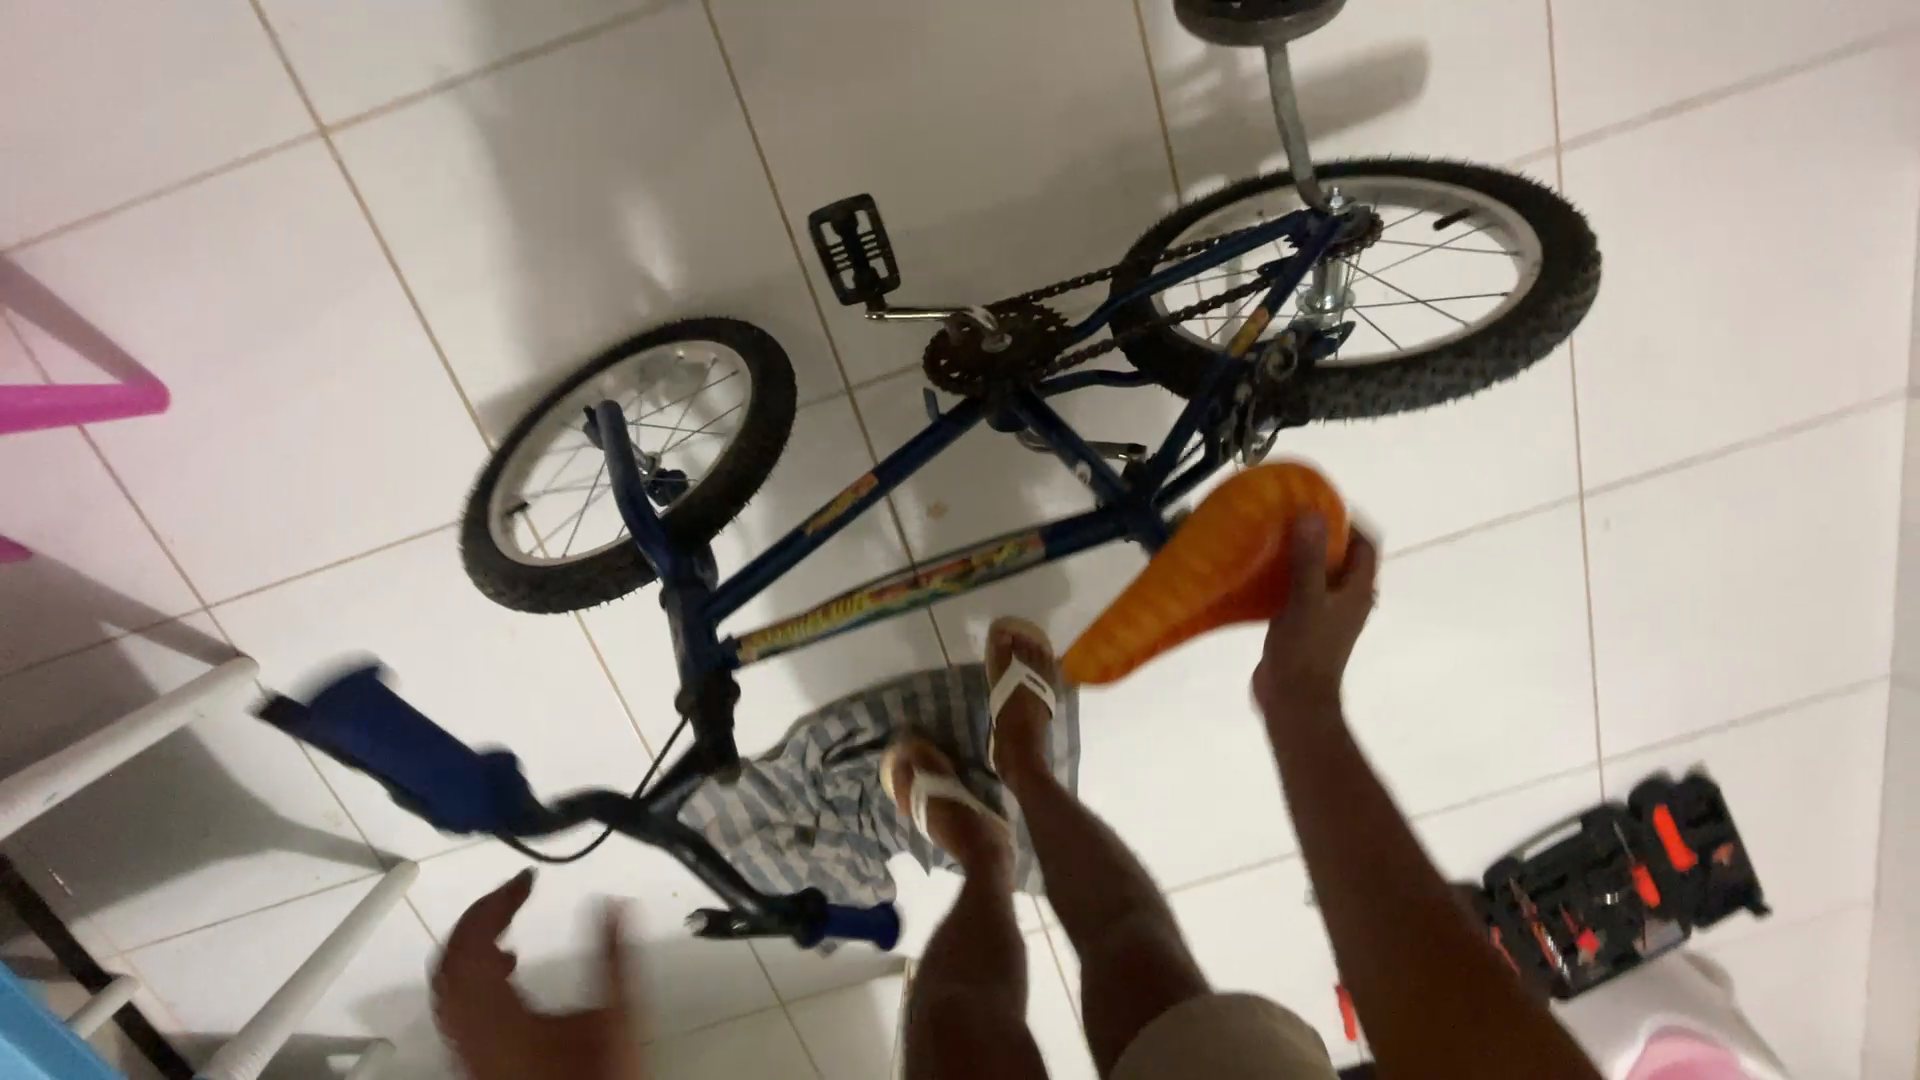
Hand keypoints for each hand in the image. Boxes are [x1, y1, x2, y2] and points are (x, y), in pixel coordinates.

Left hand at [431, 869, 646, 1079]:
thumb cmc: (600, 1075)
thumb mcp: (618, 1014)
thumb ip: (615, 954)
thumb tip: (613, 901)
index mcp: (500, 1023)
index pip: (472, 951)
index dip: (493, 906)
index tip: (526, 881)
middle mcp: (472, 1039)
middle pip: (450, 965)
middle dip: (481, 917)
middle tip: (516, 890)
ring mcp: (468, 1052)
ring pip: (448, 986)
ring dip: (474, 942)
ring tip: (510, 918)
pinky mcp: (476, 1059)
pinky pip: (456, 1005)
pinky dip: (473, 970)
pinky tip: (507, 963)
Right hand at [1252, 514, 1378, 713]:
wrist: (1294, 701)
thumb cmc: (1306, 650)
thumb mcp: (1306, 599)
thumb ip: (1309, 557)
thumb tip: (1312, 512)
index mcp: (1358, 591)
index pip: (1365, 544)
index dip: (1348, 520)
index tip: (1317, 504)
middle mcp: (1347, 600)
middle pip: (1341, 557)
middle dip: (1319, 535)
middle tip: (1288, 517)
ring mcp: (1326, 615)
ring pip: (1318, 575)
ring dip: (1301, 556)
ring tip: (1271, 539)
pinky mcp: (1303, 626)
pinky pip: (1298, 592)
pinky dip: (1285, 578)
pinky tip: (1259, 573)